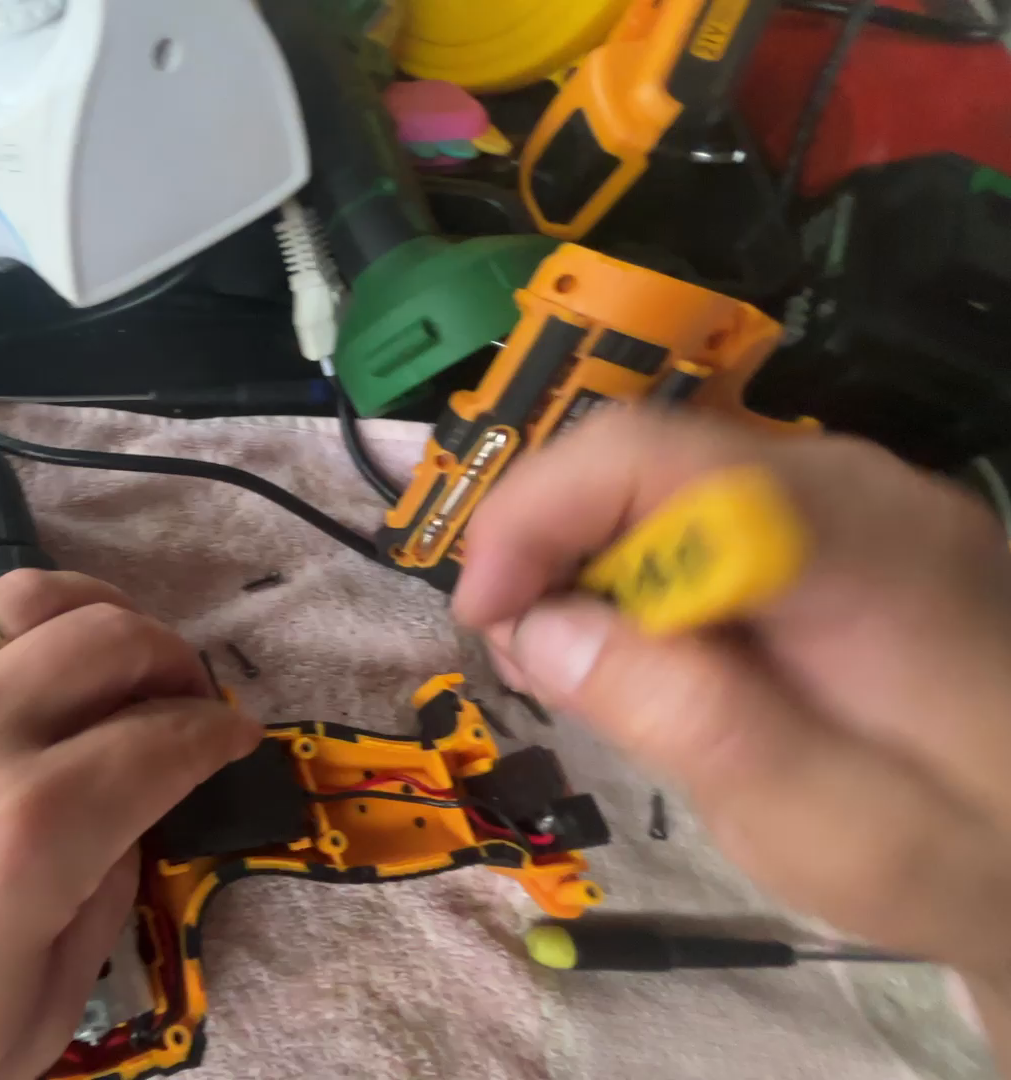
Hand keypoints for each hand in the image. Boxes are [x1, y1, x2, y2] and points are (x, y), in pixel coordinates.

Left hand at [0, 493, 260, 1079]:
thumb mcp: (35, 1019)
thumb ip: (102, 903)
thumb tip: (124, 820)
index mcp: (34, 829)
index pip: (164, 743)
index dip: (220, 733)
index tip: (238, 734)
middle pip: (108, 645)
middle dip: (173, 659)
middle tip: (192, 692)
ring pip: (19, 602)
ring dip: (93, 603)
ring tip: (120, 631)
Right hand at [452, 410, 1010, 1017]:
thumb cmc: (972, 854)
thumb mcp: (838, 833)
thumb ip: (694, 724)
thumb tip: (539, 627)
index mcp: (864, 547)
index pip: (644, 462)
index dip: (531, 518)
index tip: (486, 617)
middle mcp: (841, 486)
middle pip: (619, 459)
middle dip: (530, 547)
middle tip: (514, 650)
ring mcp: (821, 495)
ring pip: (622, 482)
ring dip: (556, 563)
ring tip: (555, 661)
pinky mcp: (797, 520)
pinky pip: (652, 509)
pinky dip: (595, 567)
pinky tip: (607, 640)